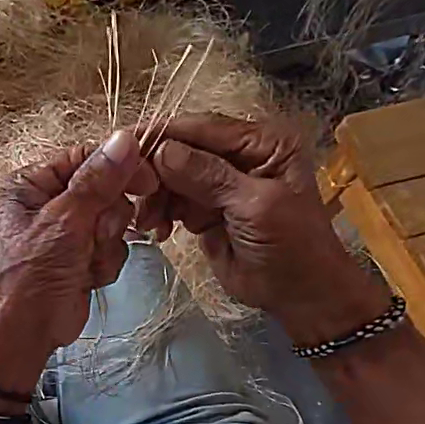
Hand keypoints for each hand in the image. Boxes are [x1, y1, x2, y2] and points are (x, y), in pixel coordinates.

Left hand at [0, 131, 156, 392]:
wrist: (27, 331)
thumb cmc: (32, 274)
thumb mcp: (65, 220)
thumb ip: (98, 181)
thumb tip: (126, 139)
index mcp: (30, 185)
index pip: (84, 158)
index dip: (117, 168)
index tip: (146, 178)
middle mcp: (47, 204)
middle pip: (104, 191)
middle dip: (107, 218)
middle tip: (94, 236)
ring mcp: (66, 233)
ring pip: (113, 221)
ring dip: (105, 245)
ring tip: (83, 262)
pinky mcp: (80, 258)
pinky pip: (111, 248)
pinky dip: (104, 264)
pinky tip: (86, 278)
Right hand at [135, 114, 390, 344]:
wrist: (299, 295)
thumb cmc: (292, 246)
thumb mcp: (256, 206)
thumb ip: (210, 177)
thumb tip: (163, 151)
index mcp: (261, 142)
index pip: (203, 128)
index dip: (164, 135)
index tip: (125, 145)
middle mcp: (237, 156)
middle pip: (181, 150)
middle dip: (155, 172)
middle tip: (134, 195)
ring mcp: (218, 184)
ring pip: (170, 178)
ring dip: (154, 197)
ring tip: (148, 223)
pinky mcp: (203, 210)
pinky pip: (171, 202)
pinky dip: (159, 214)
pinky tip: (159, 231)